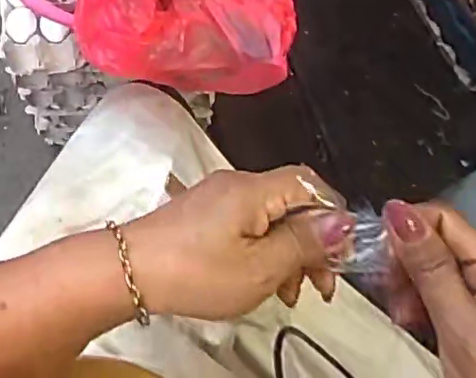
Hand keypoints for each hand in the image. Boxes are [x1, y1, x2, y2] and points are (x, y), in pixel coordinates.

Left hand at [119, 167, 336, 320]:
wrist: (134, 267)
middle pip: (291, 201)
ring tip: (286, 292)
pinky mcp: (207, 211)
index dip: (332, 217)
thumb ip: (302, 242)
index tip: (337, 260)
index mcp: (252, 189)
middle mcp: (236, 183)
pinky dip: (264, 249)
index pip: (308, 182)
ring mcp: (219, 196)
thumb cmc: (198, 270)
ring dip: (289, 252)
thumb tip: (341, 220)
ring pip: (272, 215)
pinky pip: (249, 222)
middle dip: (312, 242)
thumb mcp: (260, 267)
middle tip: (317, 287)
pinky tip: (262, 280)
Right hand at [382, 200, 475, 377]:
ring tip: (403, 316)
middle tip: (391, 293)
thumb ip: (433, 272)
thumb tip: (400, 212)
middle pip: (441, 245)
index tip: (384, 256)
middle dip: (407, 262)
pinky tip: (415, 324)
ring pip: (439, 272)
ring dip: (411, 286)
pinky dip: (423, 307)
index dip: (408, 230)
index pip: (447, 221)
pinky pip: (447, 300)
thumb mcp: (466, 337)